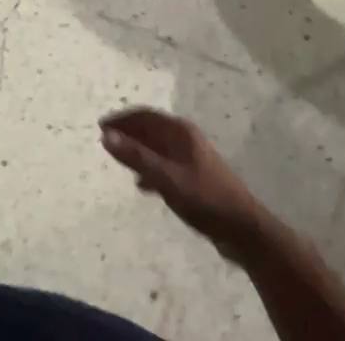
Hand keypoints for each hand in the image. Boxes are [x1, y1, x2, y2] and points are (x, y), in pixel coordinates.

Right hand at [100, 108, 271, 258]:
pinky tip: (143, 185)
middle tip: (106, 142)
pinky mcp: (195, 177)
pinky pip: (165, 165)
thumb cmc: (204, 198)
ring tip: (119, 162)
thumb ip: (136, 157)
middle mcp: (186, 140)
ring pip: (158, 148)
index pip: (145, 115)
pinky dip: (150, 169)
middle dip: (128, 134)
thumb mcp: (166, 178)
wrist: (243, 230)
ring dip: (138, 151)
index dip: (122, 119)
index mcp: (181, 133)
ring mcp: (192, 158)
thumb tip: (106, 136)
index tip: (101, 126)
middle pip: (151, 130)